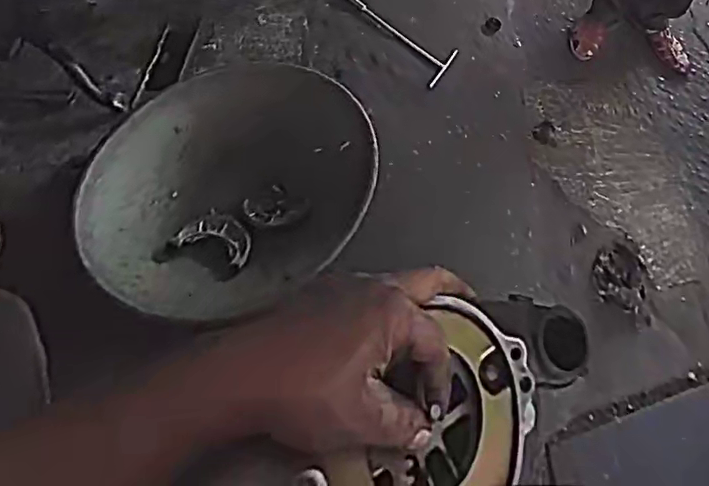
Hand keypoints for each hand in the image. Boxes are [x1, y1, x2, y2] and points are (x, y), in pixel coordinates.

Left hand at [199, 268, 471, 454]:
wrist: (239, 372)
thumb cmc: (290, 384)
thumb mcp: (358, 419)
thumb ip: (400, 424)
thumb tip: (417, 427)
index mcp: (390, 310)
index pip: (436, 340)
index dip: (441, 377)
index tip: (433, 402)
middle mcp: (373, 288)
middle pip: (431, 281)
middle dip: (455, 295)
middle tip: (469, 305)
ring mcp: (347, 286)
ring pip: (399, 284)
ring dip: (417, 305)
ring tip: (423, 330)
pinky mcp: (324, 294)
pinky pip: (370, 294)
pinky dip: (385, 311)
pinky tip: (373, 340)